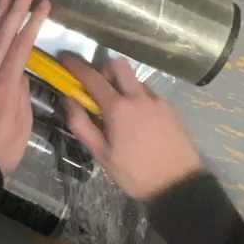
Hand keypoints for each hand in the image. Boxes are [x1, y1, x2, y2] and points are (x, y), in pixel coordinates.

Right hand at [59, 54, 202, 199]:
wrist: (179, 185)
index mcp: (118, 108)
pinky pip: (148, 93)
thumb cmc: (135, 173)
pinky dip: (137, 98)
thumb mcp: (101, 154)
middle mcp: (139, 97)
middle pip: (118, 65)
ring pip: (135, 79)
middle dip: (103, 69)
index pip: (91, 77)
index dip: (75, 65)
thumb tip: (69, 99)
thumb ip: (81, 125)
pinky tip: (138, 122)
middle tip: (97, 90)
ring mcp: (157, 101)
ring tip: (119, 113)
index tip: (64, 58)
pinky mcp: (170, 109)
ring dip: (122, 86)